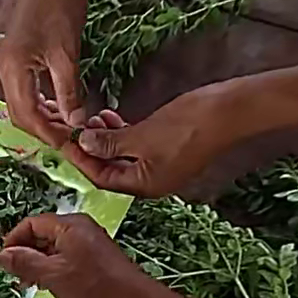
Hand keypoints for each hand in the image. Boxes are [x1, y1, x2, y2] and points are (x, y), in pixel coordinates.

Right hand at [0, 0, 91, 151]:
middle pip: (21, 115)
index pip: (27, 116)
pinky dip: (44, 102)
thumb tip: (75, 124)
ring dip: (45, 118)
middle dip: (45, 130)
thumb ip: (68, 91)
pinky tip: (61, 106)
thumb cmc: (61, 0)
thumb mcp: (67, 51)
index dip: (49, 134)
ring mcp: (10, 63)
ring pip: (25, 104)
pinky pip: (28, 90)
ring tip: (69, 127)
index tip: (71, 145)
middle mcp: (5, 69)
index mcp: (13, 69)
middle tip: (72, 140)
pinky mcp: (19, 56)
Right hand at [0, 214, 152, 297]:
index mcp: (68, 225)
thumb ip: (24, 263)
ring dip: (38, 263)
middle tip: (15, 275)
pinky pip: (66, 255)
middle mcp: (79, 227)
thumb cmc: (92, 285)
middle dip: (25, 253)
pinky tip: (50, 284)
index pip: (31, 224)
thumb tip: (2, 255)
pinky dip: (53, 267)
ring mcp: (88, 241)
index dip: (13, 240)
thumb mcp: (51, 274)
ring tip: (30, 283)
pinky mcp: (94, 256)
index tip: (4, 260)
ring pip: (53, 247)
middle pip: (42, 234)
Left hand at [64, 86, 233, 197]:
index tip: (66, 142)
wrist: (231, 111)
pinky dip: (123, 135)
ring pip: (123, 157)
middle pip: (110, 170)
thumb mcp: (141, 136)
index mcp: (143, 186)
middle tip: (77, 129)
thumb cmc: (189, 126)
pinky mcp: (168, 150)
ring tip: (95, 119)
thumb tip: (84, 144)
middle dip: (92, 150)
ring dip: (106, 140)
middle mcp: (150, 182)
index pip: (101, 178)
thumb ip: (110, 143)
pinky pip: (137, 148)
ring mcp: (160, 167)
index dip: (82, 161)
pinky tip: (113, 117)